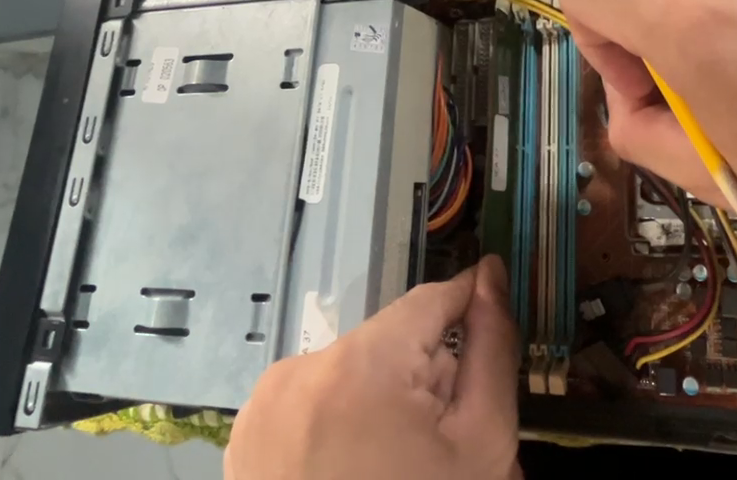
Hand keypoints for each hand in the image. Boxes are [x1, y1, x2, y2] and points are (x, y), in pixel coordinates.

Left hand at [224, 255, 518, 479]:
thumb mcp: (479, 444)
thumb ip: (492, 349)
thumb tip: (489, 275)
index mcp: (360, 363)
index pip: (432, 298)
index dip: (468, 310)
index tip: (490, 333)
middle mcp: (301, 367)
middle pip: (392, 341)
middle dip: (426, 375)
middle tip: (444, 438)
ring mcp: (265, 402)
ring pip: (353, 369)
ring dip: (384, 398)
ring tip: (399, 459)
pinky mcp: (244, 433)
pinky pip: (314, 400)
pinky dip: (341, 419)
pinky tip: (355, 468)